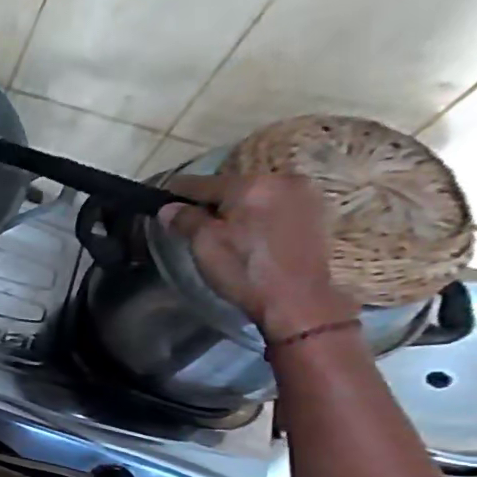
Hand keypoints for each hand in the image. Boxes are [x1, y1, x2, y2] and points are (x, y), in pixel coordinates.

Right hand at [158, 173, 355, 338]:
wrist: (297, 298)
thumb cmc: (244, 271)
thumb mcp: (205, 246)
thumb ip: (185, 220)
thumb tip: (168, 208)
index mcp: (251, 185)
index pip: (202, 182)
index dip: (176, 194)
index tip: (161, 202)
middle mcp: (281, 178)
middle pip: (232, 186)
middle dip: (210, 202)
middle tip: (192, 223)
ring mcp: (304, 193)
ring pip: (254, 195)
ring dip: (235, 208)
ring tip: (222, 230)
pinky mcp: (315, 210)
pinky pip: (274, 204)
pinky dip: (256, 214)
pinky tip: (249, 234)